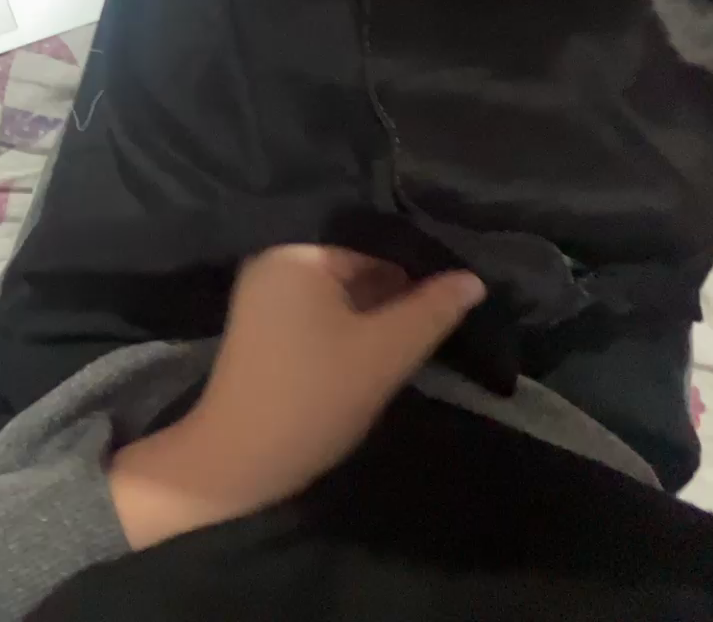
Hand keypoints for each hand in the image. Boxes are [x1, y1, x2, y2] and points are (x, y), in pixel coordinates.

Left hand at [107, 245, 485, 548]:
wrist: (239, 456)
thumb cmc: (316, 395)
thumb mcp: (384, 352)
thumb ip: (431, 311)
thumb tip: (472, 279)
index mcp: (297, 255)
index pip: (373, 256)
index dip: (414, 284)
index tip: (446, 314)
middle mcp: (271, 263)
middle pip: (350, 275)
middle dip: (389, 302)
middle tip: (427, 337)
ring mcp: (257, 296)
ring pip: (332, 299)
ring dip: (366, 321)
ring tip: (399, 350)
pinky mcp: (254, 327)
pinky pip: (309, 316)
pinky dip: (338, 332)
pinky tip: (361, 360)